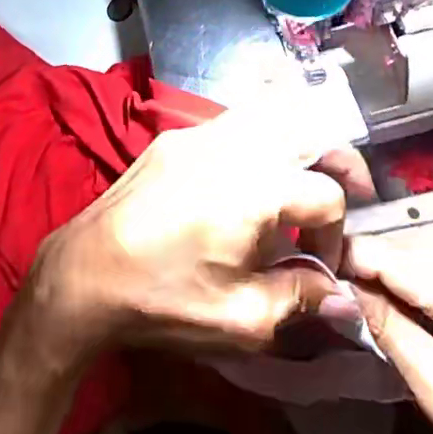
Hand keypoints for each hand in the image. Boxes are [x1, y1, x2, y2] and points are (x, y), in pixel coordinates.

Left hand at [28, 110, 373, 359]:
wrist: (82, 276)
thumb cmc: (163, 300)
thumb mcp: (240, 319)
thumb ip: (300, 297)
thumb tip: (342, 293)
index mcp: (258, 189)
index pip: (326, 195)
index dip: (337, 232)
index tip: (321, 263)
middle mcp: (237, 145)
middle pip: (312, 132)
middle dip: (341, 162)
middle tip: (350, 191)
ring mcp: (203, 132)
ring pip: (275, 114)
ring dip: (302, 142)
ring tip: (307, 174)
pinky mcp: (176, 136)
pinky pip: (235, 122)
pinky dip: (262, 137)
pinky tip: (253, 170)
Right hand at [348, 238, 432, 433]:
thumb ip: (392, 332)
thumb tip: (347, 285)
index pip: (398, 259)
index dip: (349, 259)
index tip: (309, 266)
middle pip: (414, 256)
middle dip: (374, 275)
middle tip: (335, 299)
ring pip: (432, 262)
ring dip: (399, 284)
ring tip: (368, 311)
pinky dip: (428, 292)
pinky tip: (412, 317)